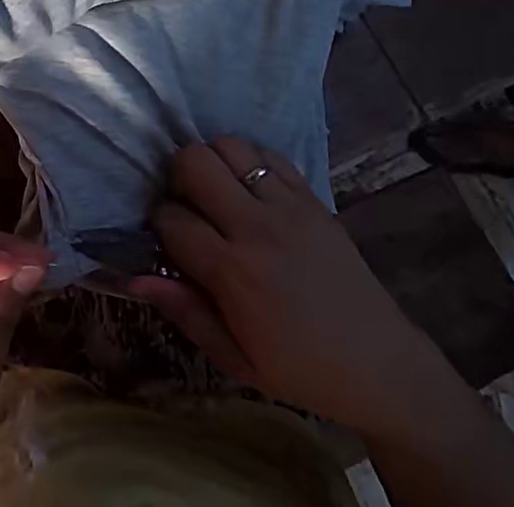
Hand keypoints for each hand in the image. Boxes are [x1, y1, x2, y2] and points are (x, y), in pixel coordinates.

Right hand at [129, 139, 438, 437]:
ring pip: (230, 145)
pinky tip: (251, 189)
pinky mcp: (312, 197)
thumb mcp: (234, 357)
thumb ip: (183, 310)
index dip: (159, 223)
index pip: (171, 218)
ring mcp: (288, 206)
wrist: (379, 362)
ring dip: (213, 161)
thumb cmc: (299, 368)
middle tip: (188, 204)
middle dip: (177, 176)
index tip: (167, 238)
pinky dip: (249, 161)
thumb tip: (134, 276)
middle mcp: (256, 226)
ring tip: (217, 192)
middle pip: (194, 162)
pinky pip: (269, 154)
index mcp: (233, 271)